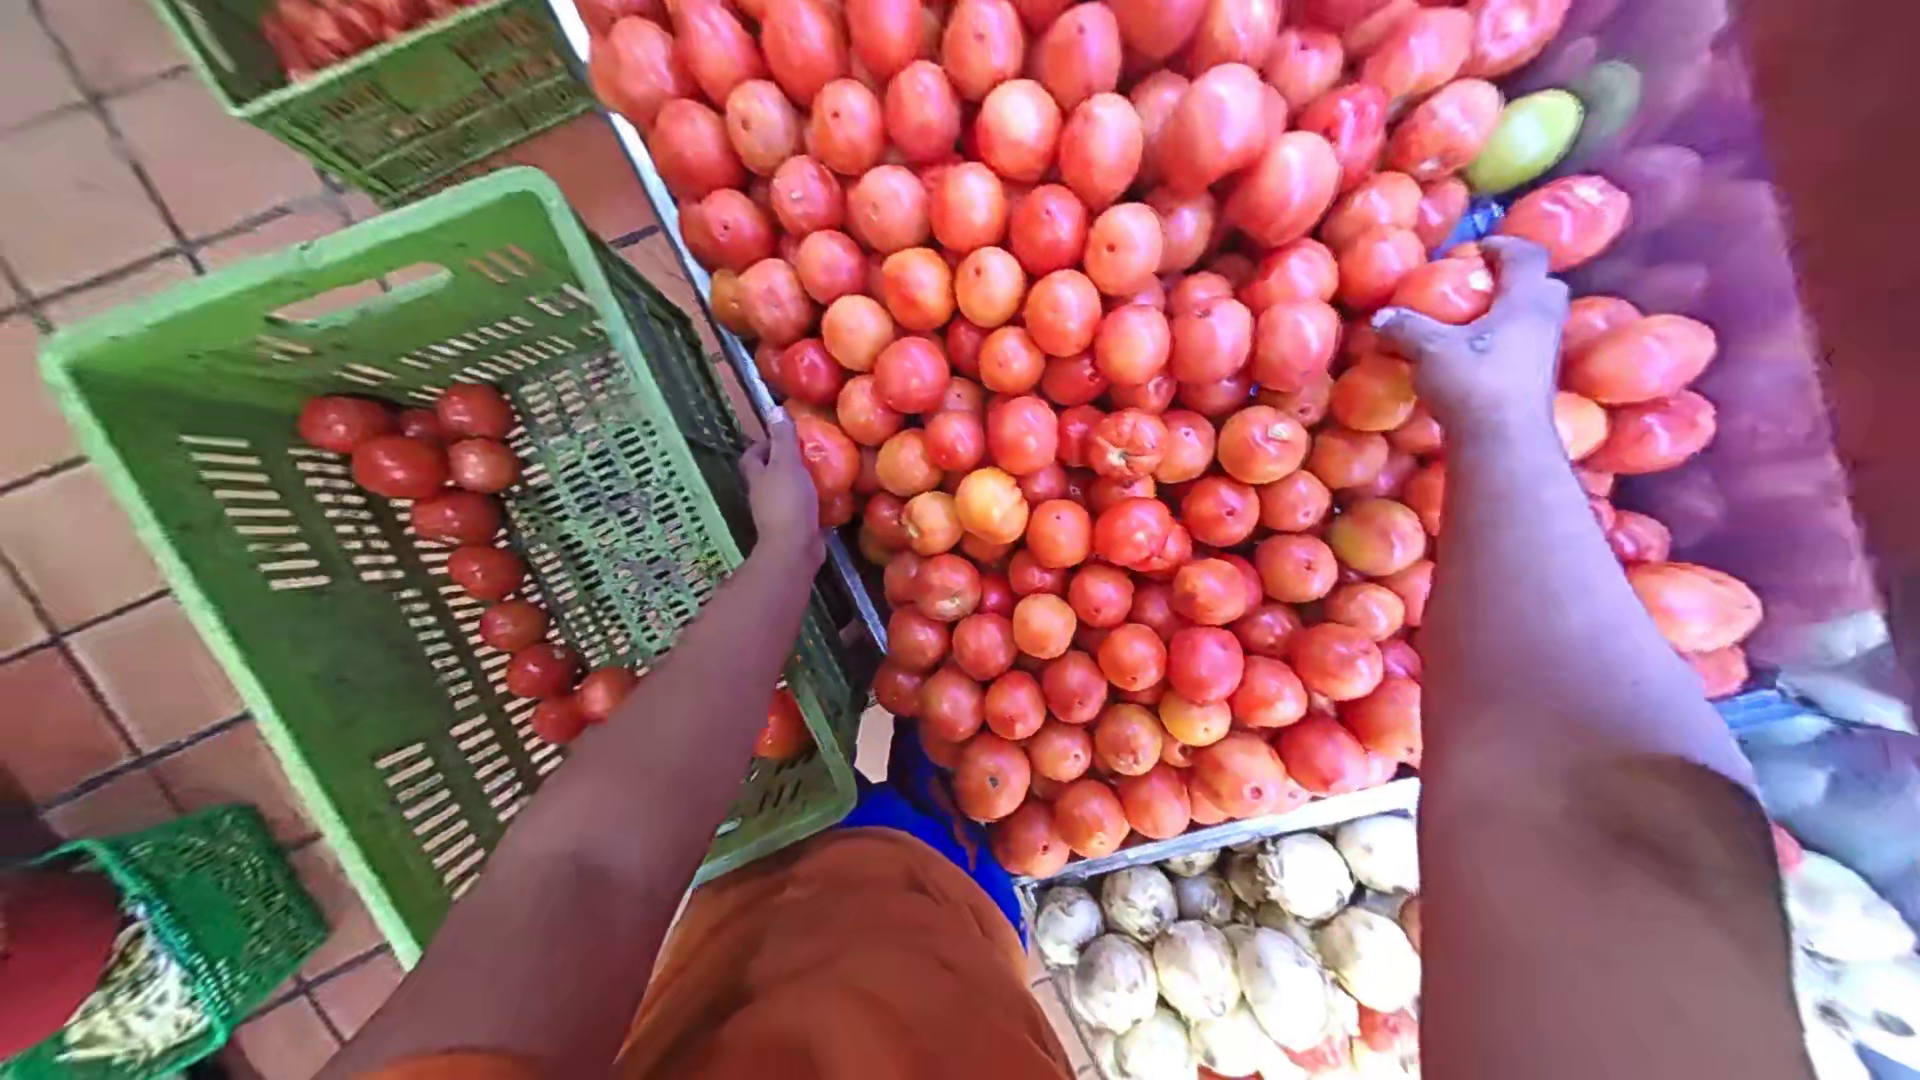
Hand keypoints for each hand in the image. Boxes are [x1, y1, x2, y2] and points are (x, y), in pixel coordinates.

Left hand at [741, 410, 822, 563]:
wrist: (795, 548)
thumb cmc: (788, 502)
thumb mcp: (787, 464)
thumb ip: (783, 439)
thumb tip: (774, 409)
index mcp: (758, 478)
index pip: (751, 457)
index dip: (761, 445)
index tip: (781, 437)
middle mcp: (764, 495)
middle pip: (769, 474)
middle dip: (785, 463)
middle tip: (808, 452)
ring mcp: (780, 514)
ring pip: (788, 492)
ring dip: (803, 483)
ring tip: (824, 471)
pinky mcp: (797, 528)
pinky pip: (806, 510)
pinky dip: (816, 503)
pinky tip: (833, 496)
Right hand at [1372, 236, 1568, 441]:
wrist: (1502, 437)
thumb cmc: (1473, 382)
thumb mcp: (1430, 350)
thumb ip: (1406, 328)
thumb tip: (1380, 316)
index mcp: (1527, 300)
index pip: (1526, 255)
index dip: (1502, 245)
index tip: (1476, 246)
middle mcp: (1545, 318)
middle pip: (1537, 284)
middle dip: (1509, 278)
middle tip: (1475, 283)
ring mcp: (1543, 350)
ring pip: (1530, 316)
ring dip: (1505, 310)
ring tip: (1468, 320)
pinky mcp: (1534, 377)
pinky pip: (1520, 343)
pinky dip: (1500, 339)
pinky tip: (1472, 355)